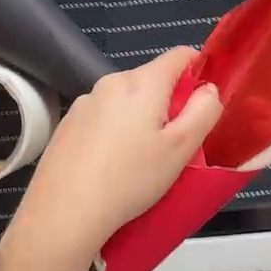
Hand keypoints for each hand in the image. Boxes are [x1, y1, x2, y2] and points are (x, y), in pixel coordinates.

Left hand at [0, 47, 221, 270]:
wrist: (62, 215)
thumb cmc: (130, 179)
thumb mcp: (181, 148)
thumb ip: (204, 110)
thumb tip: (208, 89)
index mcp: (143, 82)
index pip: (180, 54)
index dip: (199, 71)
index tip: (201, 104)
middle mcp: (111, 82)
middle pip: (152, 78)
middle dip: (168, 101)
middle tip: (173, 141)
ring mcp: (84, 102)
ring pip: (127, 99)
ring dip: (140, 116)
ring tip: (138, 158)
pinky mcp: (66, 124)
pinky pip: (103, 115)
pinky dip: (114, 129)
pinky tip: (109, 164)